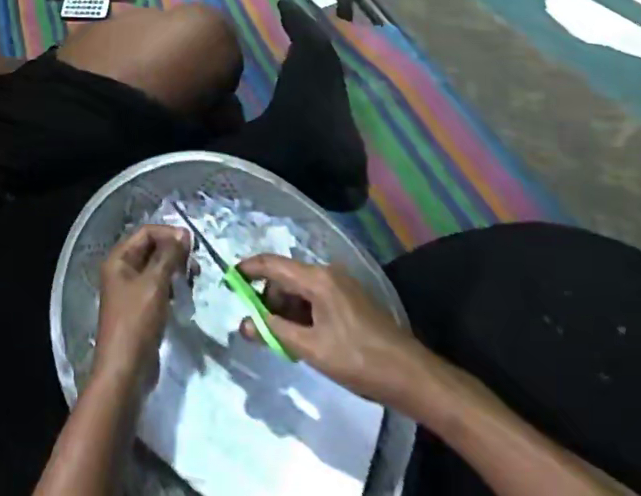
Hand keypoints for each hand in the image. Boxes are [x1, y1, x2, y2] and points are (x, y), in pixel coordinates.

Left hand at [94, 224, 190, 385]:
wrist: (126, 371)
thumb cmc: (137, 322)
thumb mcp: (154, 284)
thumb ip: (168, 256)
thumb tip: (183, 233)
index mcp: (118, 259)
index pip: (146, 233)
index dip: (169, 234)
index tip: (194, 244)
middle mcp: (122, 271)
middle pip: (151, 250)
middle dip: (174, 252)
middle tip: (195, 266)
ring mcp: (131, 291)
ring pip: (157, 270)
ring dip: (175, 270)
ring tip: (193, 280)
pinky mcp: (141, 309)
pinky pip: (159, 288)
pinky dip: (172, 287)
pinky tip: (185, 295)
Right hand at [237, 254, 430, 403]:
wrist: (412, 376)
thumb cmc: (359, 360)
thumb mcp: (311, 349)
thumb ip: (274, 331)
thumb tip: (244, 323)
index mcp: (317, 278)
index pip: (271, 264)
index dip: (247, 270)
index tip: (228, 281)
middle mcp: (327, 273)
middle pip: (285, 276)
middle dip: (267, 299)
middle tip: (258, 327)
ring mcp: (341, 284)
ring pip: (299, 288)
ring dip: (285, 308)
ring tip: (282, 338)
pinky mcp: (350, 299)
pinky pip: (315, 297)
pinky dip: (302, 312)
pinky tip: (302, 337)